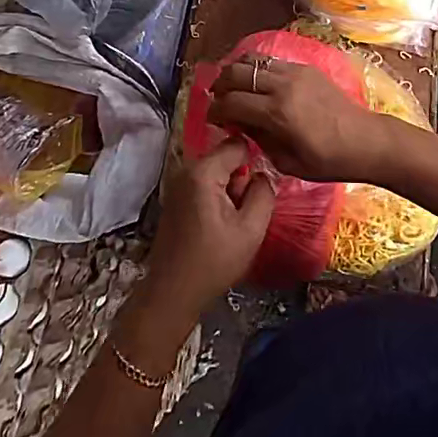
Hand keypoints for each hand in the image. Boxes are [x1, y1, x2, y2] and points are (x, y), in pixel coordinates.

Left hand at [144, 139, 274, 319]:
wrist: (173, 293)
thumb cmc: (213, 262)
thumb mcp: (251, 229)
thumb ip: (264, 192)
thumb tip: (264, 174)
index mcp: (203, 172)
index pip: (238, 143)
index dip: (256, 159)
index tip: (262, 184)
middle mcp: (186, 170)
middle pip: (226, 157)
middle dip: (242, 178)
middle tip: (245, 210)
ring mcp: (177, 184)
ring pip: (217, 172)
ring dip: (230, 189)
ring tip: (233, 220)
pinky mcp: (176, 198)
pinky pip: (205, 184)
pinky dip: (217, 197)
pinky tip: (219, 224)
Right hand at [209, 58, 389, 182]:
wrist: (367, 141)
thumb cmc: (328, 160)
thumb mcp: (287, 162)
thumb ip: (258, 139)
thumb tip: (238, 123)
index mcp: (277, 113)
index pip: (231, 102)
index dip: (214, 110)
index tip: (212, 119)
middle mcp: (283, 86)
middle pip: (236, 72)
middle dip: (220, 85)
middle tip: (218, 100)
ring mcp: (295, 72)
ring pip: (252, 59)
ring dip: (237, 71)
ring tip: (234, 86)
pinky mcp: (306, 67)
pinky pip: (272, 61)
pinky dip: (257, 68)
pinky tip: (258, 83)